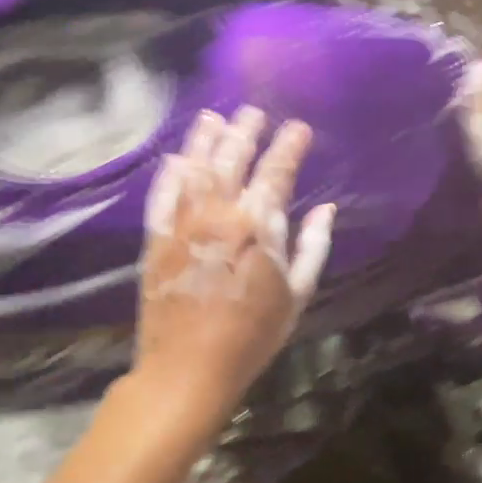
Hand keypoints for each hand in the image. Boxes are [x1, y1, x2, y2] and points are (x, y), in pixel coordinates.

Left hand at [133, 106, 334, 432]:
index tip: (299, 128)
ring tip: (214, 117)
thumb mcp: (297, 294)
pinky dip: (170, 174)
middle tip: (253, 112)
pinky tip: (177, 157)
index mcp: (258, 227)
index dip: (288, 146)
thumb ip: (313, 246)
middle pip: (232, 160)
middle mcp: (219, 215)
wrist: (187, 370)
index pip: (276, 173)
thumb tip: (325, 210)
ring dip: (206, 140)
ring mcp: (183, 225)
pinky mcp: (156, 240)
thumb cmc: (253, 335)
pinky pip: (162, 197)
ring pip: (195, 169)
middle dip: (245, 132)